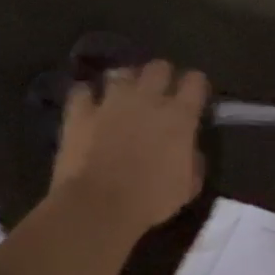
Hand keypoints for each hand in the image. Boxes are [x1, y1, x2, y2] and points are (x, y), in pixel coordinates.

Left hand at [50, 59, 207, 234]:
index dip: (196, 85)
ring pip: (121, 73)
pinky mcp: (79, 113)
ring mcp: (111, 103)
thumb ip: (193, 158)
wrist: (98, 207)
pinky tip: (89, 105)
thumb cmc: (152, 199)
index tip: (194, 96)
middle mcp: (148, 99)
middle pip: (158, 67)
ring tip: (124, 95)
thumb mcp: (189, 184)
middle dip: (161, 76)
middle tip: (159, 93)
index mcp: (180, 116)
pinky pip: (82, 92)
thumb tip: (189, 149)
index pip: (195, 81)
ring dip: (125, 81)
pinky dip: (87, 96)